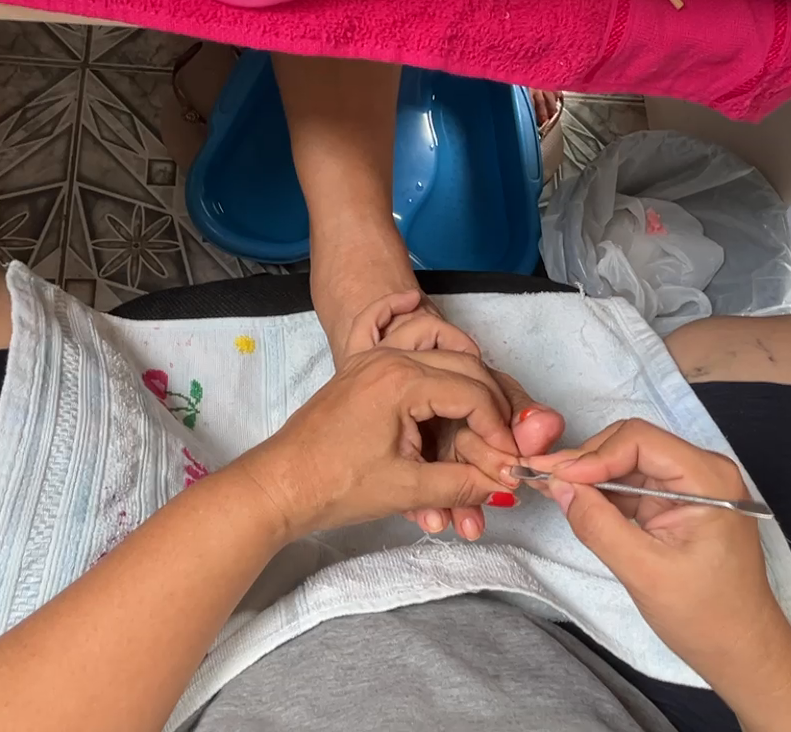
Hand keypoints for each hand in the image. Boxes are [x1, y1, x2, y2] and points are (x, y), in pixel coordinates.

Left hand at [353, 292, 567, 540]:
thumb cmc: (337, 486)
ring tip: (481, 397)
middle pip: (462, 364)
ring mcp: (371, 357)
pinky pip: (376, 322)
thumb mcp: (406, 490)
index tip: (510, 459)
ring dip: (459, 359)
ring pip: (429, 340)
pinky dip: (394, 309)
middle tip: (503, 440)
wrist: (281, 485)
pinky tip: (409, 300)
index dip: (499, 428)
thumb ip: (461, 484)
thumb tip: (505, 484)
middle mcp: (390, 357)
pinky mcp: (356, 366)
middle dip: (490, 402)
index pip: (473, 394)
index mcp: (403, 382)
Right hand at [527, 419, 790, 695]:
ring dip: (587, 475)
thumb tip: (557, 485)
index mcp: (707, 477)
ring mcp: (686, 484)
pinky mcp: (673, 501)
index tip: (557, 478)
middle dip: (586, 462)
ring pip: (624, 460)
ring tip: (547, 484)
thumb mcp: (645, 573)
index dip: (595, 455)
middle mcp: (699, 469)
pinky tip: (570, 497)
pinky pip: (628, 482)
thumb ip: (598, 525)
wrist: (744, 656)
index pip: (639, 440)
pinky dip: (598, 490)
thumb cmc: (708, 618)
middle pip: (629, 443)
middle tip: (542, 477)